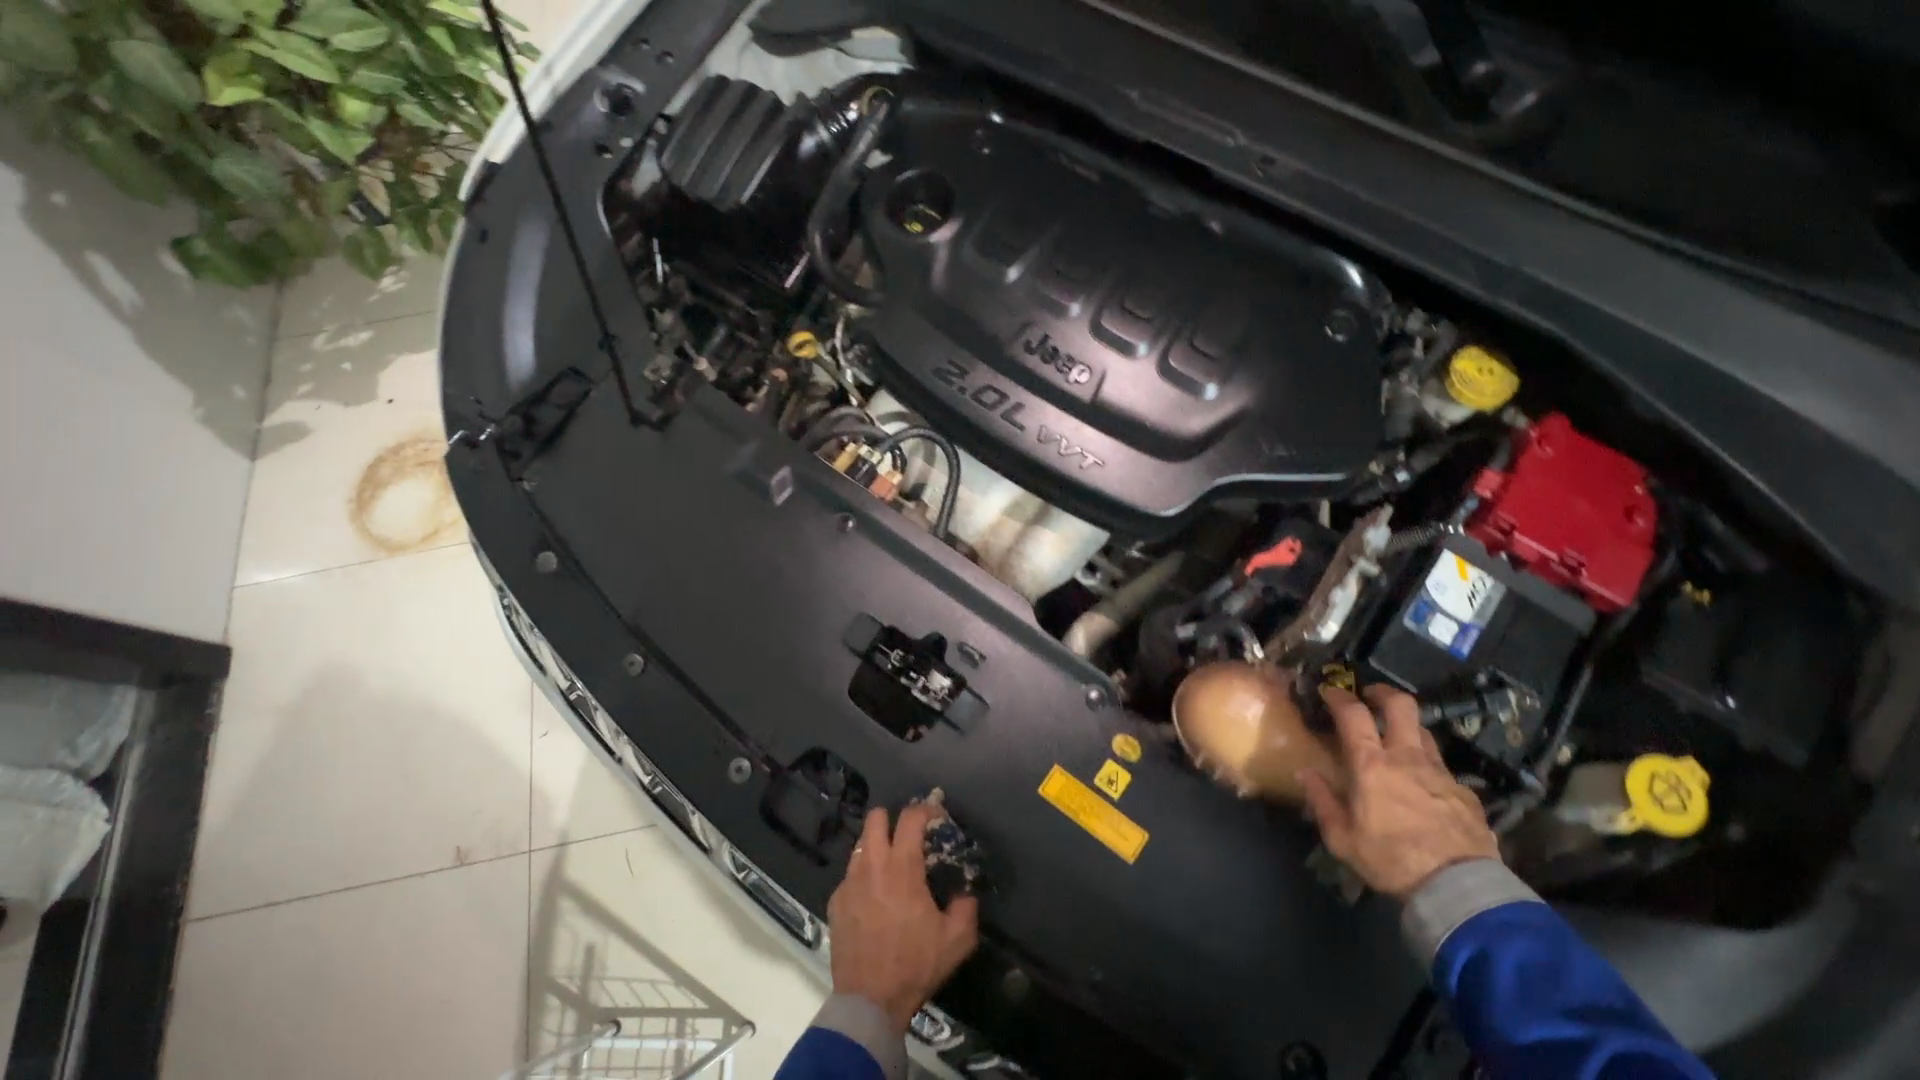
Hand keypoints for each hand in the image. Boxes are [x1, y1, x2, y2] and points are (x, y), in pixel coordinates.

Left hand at [827, 799, 980, 1033]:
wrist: (870, 1000)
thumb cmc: (915, 965)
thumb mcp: (957, 939)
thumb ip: (966, 906)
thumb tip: (964, 892)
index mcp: (902, 868)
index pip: (910, 818)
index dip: (926, 809)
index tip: (937, 816)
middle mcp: (872, 866)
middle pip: (876, 818)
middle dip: (893, 819)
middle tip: (909, 837)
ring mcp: (849, 883)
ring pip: (861, 845)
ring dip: (877, 846)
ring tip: (892, 868)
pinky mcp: (835, 902)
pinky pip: (850, 875)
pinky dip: (864, 876)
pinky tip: (875, 898)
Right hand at [1298, 684, 1499, 900]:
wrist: (1457, 886)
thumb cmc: (1390, 860)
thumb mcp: (1342, 838)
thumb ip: (1322, 801)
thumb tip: (1306, 773)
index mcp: (1371, 765)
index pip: (1353, 714)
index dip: (1339, 697)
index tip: (1330, 691)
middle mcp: (1407, 758)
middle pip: (1401, 705)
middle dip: (1383, 693)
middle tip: (1371, 696)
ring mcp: (1441, 772)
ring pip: (1425, 732)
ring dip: (1408, 727)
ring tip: (1397, 739)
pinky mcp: (1465, 792)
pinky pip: (1443, 767)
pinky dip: (1428, 767)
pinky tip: (1423, 787)